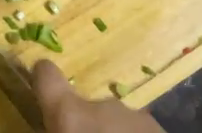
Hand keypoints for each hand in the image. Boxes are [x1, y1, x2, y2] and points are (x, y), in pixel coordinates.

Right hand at [33, 60, 167, 132]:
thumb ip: (57, 129)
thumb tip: (52, 127)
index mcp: (70, 115)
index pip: (45, 75)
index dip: (42, 79)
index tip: (40, 86)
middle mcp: (103, 107)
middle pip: (86, 108)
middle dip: (87, 128)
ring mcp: (137, 118)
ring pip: (117, 123)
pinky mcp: (162, 130)